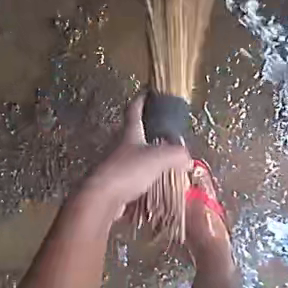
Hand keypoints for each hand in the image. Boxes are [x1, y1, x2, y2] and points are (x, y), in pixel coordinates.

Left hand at [76, 93, 190, 210]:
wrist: (101, 197)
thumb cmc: (128, 170)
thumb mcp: (158, 158)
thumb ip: (176, 154)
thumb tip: (187, 158)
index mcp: (130, 133)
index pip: (134, 110)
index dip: (141, 99)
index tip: (147, 90)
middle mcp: (120, 146)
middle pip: (133, 132)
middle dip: (146, 129)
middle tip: (162, 129)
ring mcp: (115, 164)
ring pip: (132, 155)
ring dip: (145, 155)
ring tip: (162, 160)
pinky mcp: (113, 184)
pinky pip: (131, 176)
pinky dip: (142, 178)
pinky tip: (152, 185)